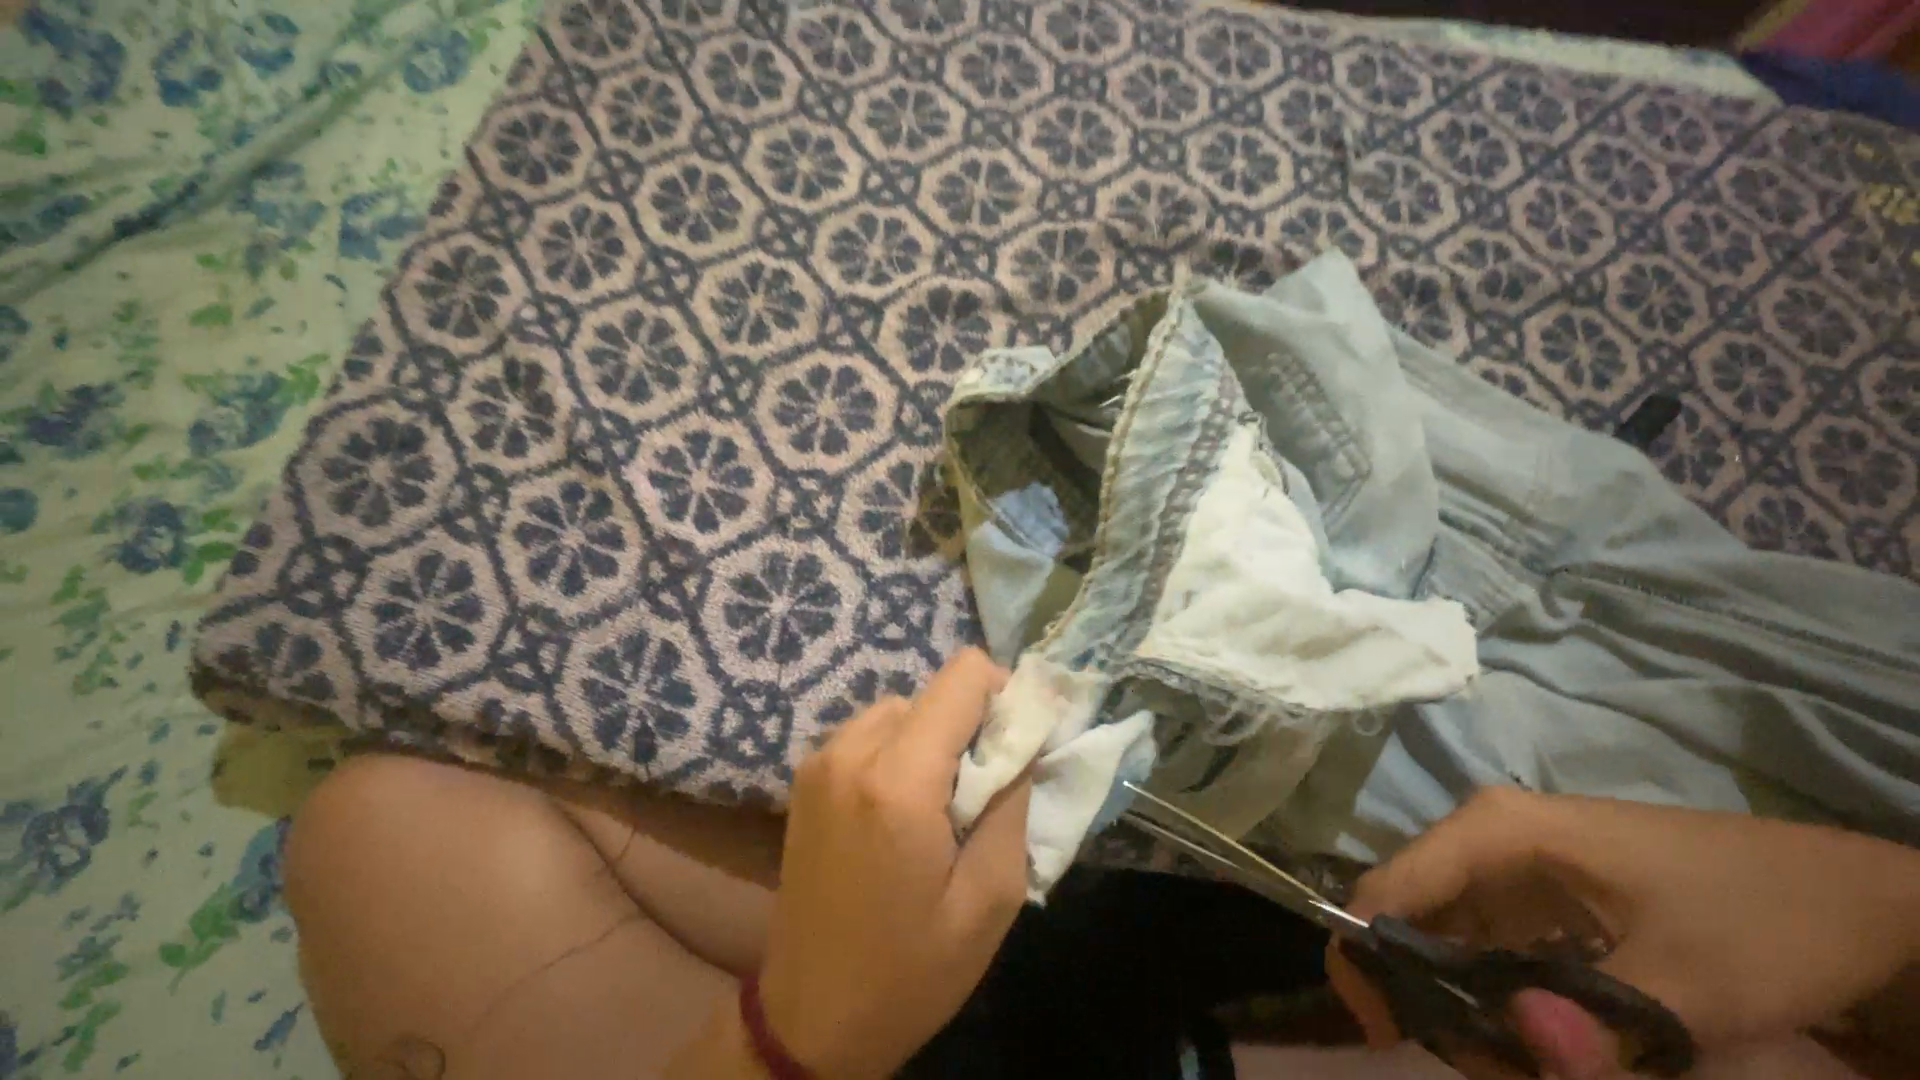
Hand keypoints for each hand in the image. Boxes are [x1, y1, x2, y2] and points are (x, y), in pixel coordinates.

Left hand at [757, 649, 1031, 1079]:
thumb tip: (1024, 738)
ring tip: (937, 812)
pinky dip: (897, 753)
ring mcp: (819, 761)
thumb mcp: (990, 897)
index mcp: (898, 779)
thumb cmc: (910, 970)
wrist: (811, 1019)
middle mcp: (850, 751)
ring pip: (901, 710)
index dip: (1004, 696)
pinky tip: (898, 814)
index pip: (963, 676)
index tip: (1018, 748)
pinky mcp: (804, 777)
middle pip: (933, 694)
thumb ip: (1013, 800)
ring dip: (932, 742)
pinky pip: (868, 734)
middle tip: (978, 799)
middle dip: (969, 730)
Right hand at [1327, 788, 1919, 1079]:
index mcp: (1495, 830)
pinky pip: (1483, 950)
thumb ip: (1602, 1020)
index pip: (1389, 888)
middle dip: (1426, 998)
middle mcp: (1483, 840)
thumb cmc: (1762, 919)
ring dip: (1463, 1008)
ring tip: (1521, 1065)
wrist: (1857, 903)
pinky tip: (1541, 1040)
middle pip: (1410, 917)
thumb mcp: (1694, 984)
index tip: (1385, 1038)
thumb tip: (1522, 1037)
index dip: (1366, 958)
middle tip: (1484, 1070)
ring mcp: (1508, 867)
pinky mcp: (1534, 898)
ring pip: (1443, 939)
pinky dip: (1493, 1002)